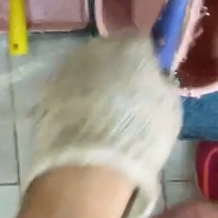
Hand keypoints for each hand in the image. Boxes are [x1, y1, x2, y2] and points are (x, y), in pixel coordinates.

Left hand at [25, 36, 181, 217]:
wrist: (89, 171)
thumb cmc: (138, 140)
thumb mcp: (168, 111)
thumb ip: (162, 85)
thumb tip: (156, 78)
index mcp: (132, 49)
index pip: (140, 45)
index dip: (144, 63)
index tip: (147, 81)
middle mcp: (98, 49)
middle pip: (111, 53)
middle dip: (117, 70)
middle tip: (125, 99)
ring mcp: (69, 67)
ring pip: (87, 69)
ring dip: (94, 84)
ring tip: (100, 115)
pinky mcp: (49, 89)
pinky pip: (68, 87)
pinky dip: (74, 99)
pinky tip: (80, 123)